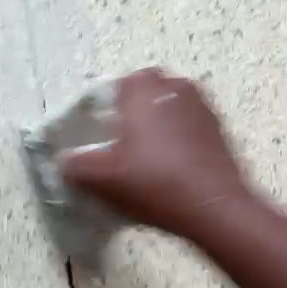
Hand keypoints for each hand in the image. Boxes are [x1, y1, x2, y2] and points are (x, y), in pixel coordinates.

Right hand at [60, 68, 250, 239]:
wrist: (213, 208)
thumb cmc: (153, 184)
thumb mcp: (102, 180)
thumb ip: (77, 166)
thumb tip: (64, 160)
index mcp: (144, 95)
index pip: (127, 79)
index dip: (114, 97)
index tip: (105, 120)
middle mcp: (176, 92)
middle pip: (155, 85)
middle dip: (141, 102)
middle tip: (126, 130)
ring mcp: (203, 111)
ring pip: (178, 101)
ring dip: (165, 116)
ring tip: (151, 146)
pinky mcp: (222, 133)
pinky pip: (195, 123)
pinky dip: (184, 134)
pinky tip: (174, 162)